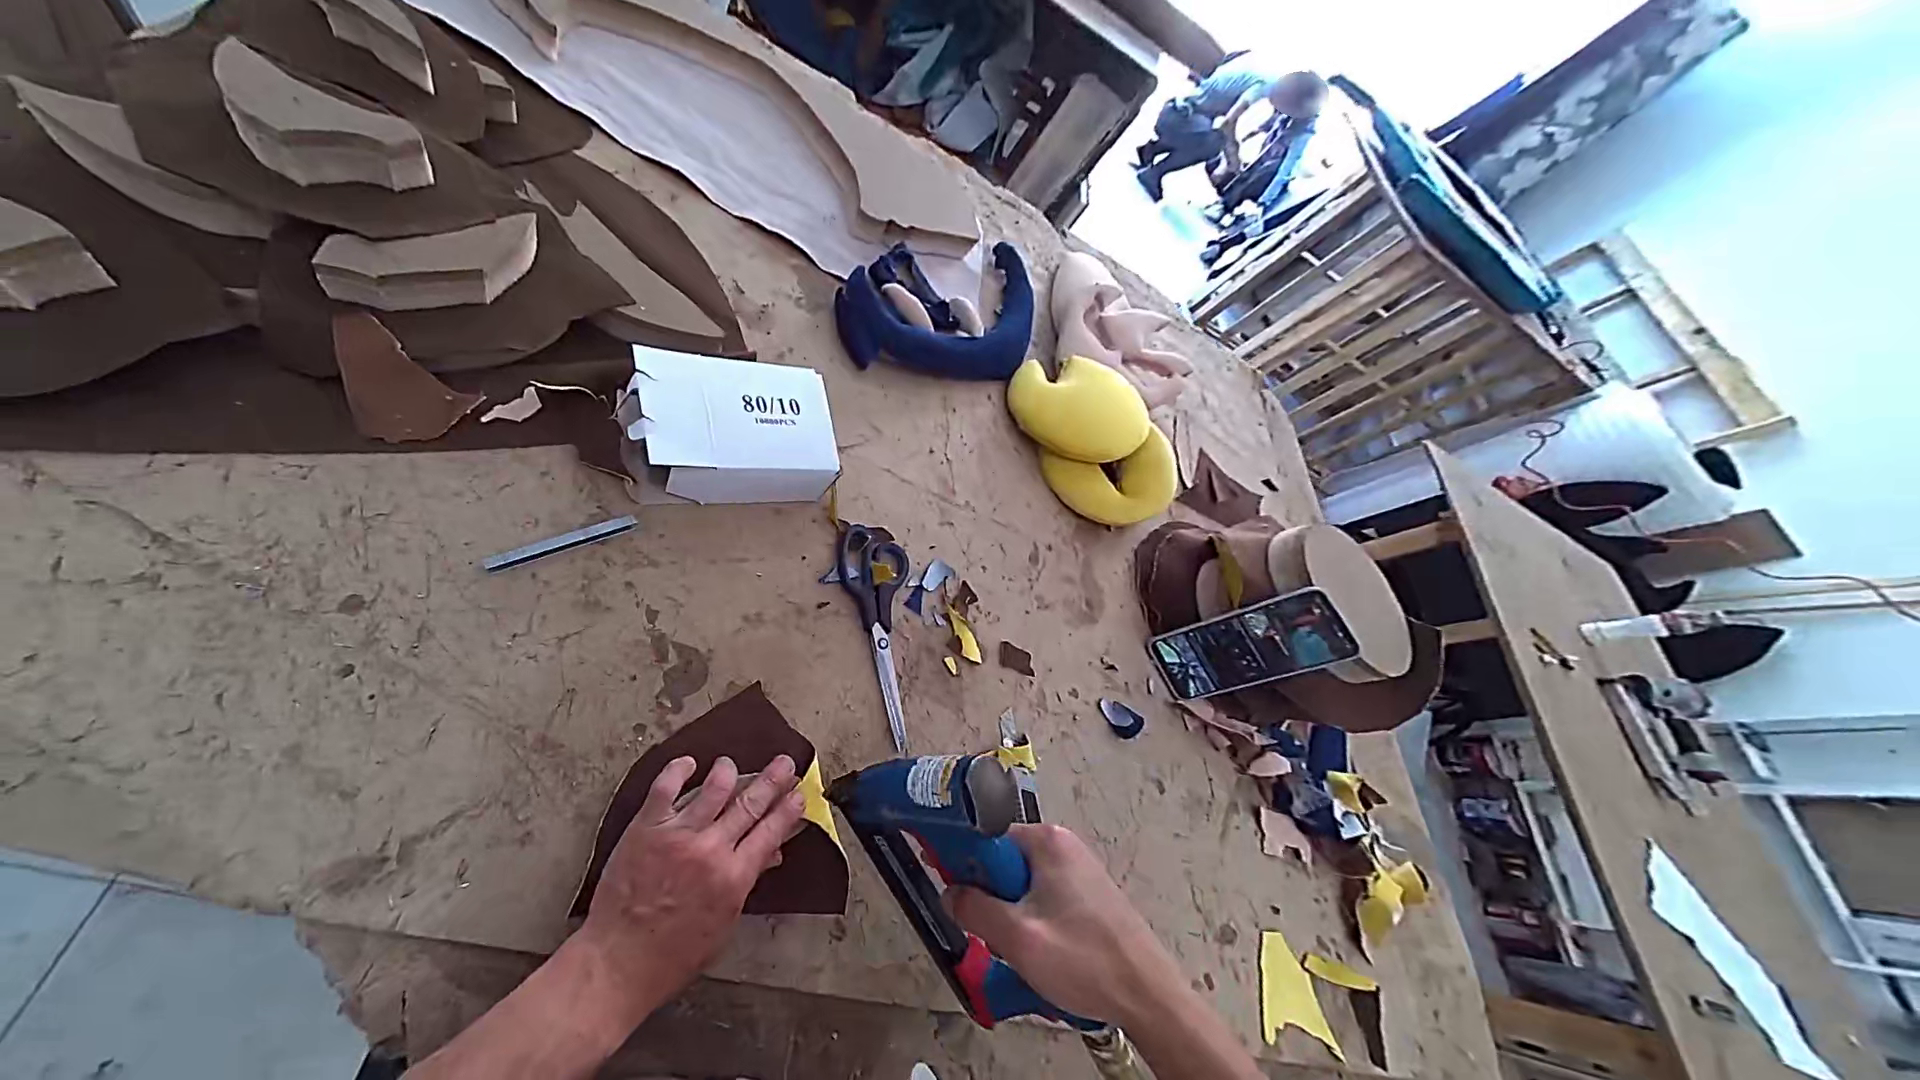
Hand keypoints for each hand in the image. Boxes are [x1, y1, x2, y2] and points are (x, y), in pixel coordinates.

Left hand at [577, 754, 806, 1014]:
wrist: (617, 965)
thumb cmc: (671, 955)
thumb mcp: (724, 923)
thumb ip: (748, 882)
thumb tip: (771, 853)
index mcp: (734, 877)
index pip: (771, 830)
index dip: (788, 808)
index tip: (798, 794)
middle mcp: (711, 851)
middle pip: (750, 803)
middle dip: (772, 780)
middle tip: (785, 762)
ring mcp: (677, 837)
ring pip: (714, 788)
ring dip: (728, 771)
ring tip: (731, 764)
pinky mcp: (646, 831)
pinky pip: (665, 789)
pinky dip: (678, 770)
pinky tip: (688, 763)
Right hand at [946, 824, 1186, 1026]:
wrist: (1146, 994)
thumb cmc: (1086, 960)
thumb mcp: (1018, 937)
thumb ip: (976, 910)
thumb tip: (949, 893)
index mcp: (1047, 841)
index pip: (988, 839)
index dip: (967, 866)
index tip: (954, 892)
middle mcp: (1063, 845)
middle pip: (1005, 864)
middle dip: (995, 901)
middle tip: (1000, 935)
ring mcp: (1077, 869)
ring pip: (1023, 887)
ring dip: (1014, 918)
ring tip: (1026, 950)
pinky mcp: (1086, 893)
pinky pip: (1043, 899)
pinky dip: (1035, 923)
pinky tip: (1044, 953)